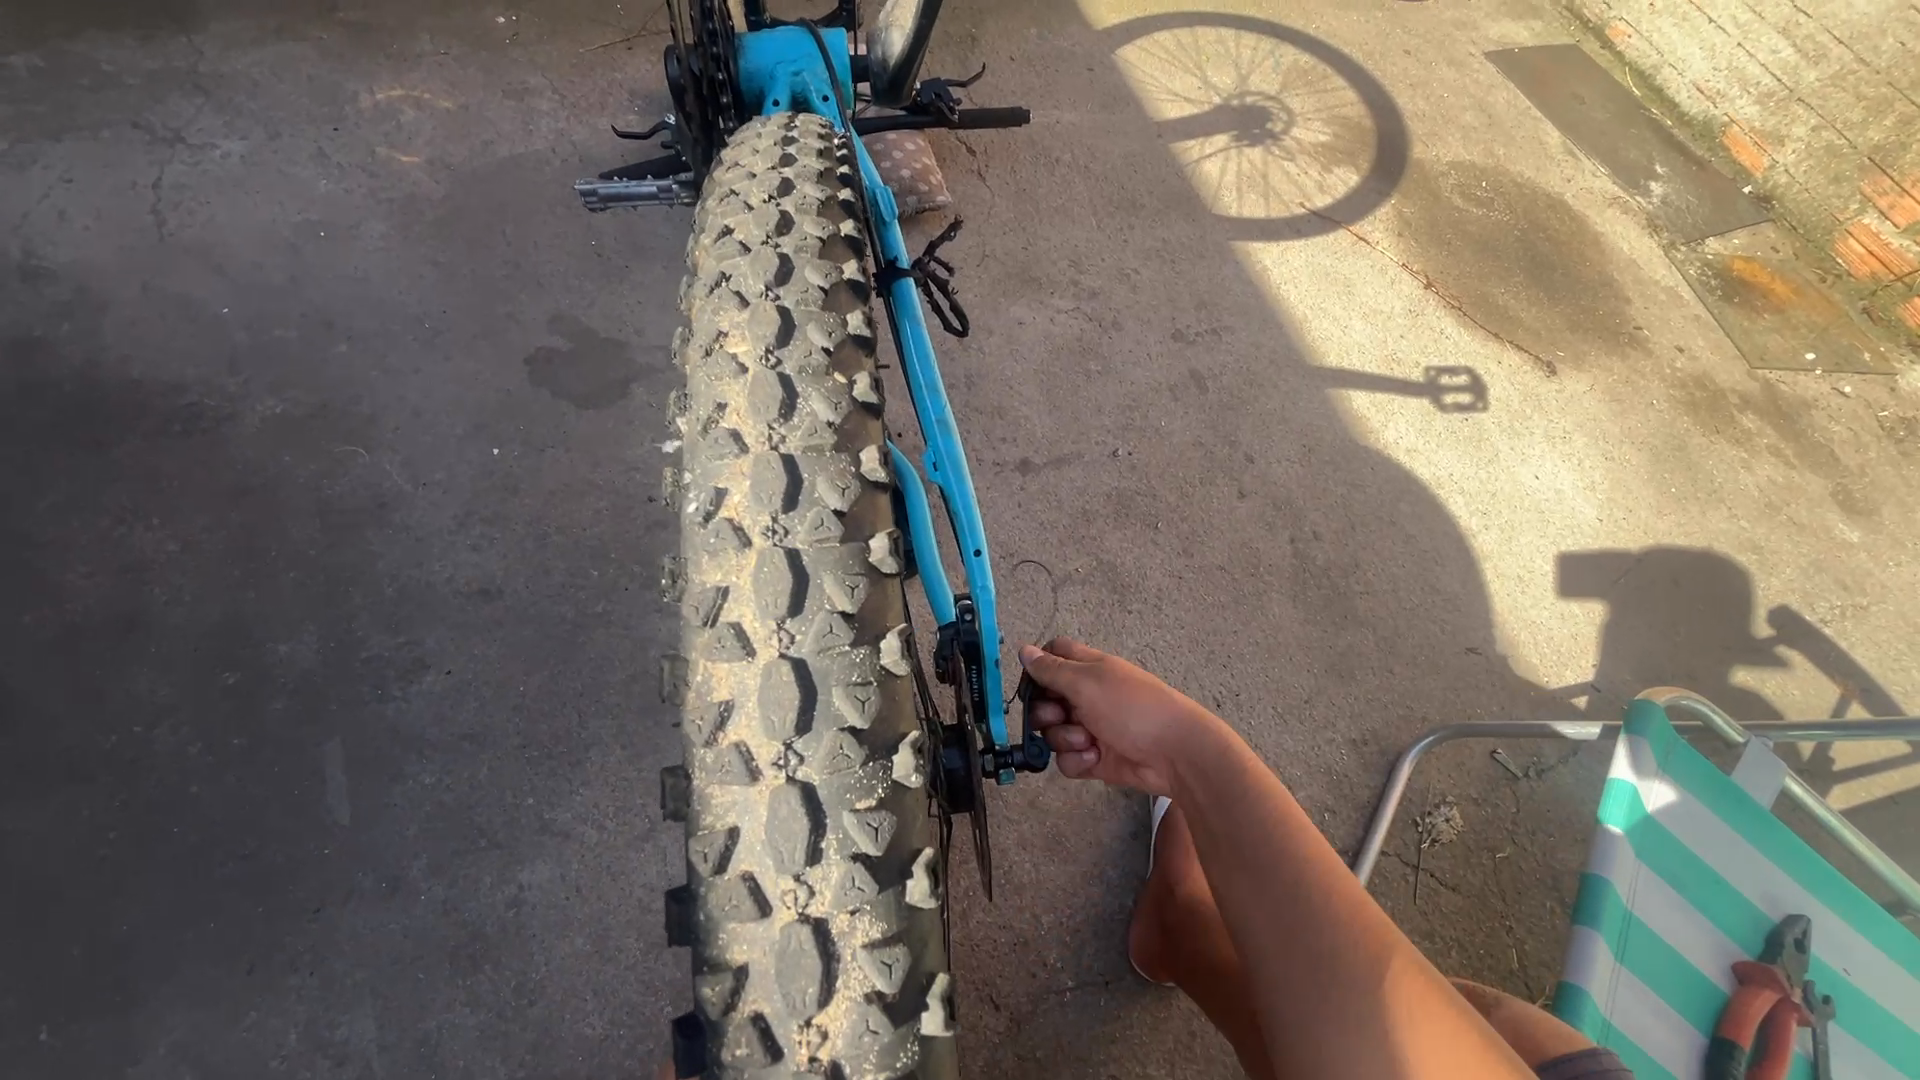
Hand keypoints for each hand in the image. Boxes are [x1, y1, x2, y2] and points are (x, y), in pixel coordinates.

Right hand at [1018, 637, 1228, 794]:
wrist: (1175, 753)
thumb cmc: (1132, 707)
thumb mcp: (1087, 682)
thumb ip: (1051, 669)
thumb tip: (1024, 649)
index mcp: (1088, 669)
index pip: (1054, 656)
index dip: (1039, 667)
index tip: (1031, 682)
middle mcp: (1087, 696)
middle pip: (1045, 700)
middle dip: (1045, 712)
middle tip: (1059, 716)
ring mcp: (1091, 728)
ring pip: (1053, 733)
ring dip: (1064, 738)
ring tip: (1087, 741)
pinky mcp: (1095, 759)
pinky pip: (1068, 760)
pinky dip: (1077, 760)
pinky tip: (1095, 759)